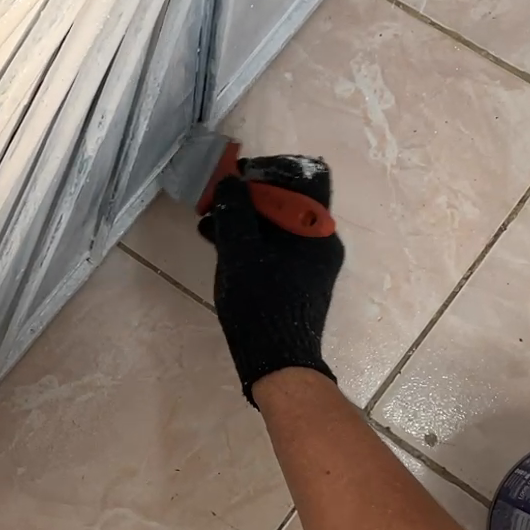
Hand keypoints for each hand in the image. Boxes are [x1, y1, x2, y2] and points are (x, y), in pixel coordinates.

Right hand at [198, 155, 344, 405]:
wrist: (278, 362)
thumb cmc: (261, 304)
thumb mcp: (239, 254)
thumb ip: (234, 212)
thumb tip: (230, 181)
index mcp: (316, 228)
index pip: (305, 175)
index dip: (271, 167)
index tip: (238, 175)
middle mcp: (320, 240)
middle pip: (289, 199)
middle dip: (250, 193)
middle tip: (216, 199)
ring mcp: (310, 261)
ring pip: (278, 223)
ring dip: (245, 217)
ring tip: (208, 223)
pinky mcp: (297, 279)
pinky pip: (275, 246)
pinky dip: (250, 239)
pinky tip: (218, 244)